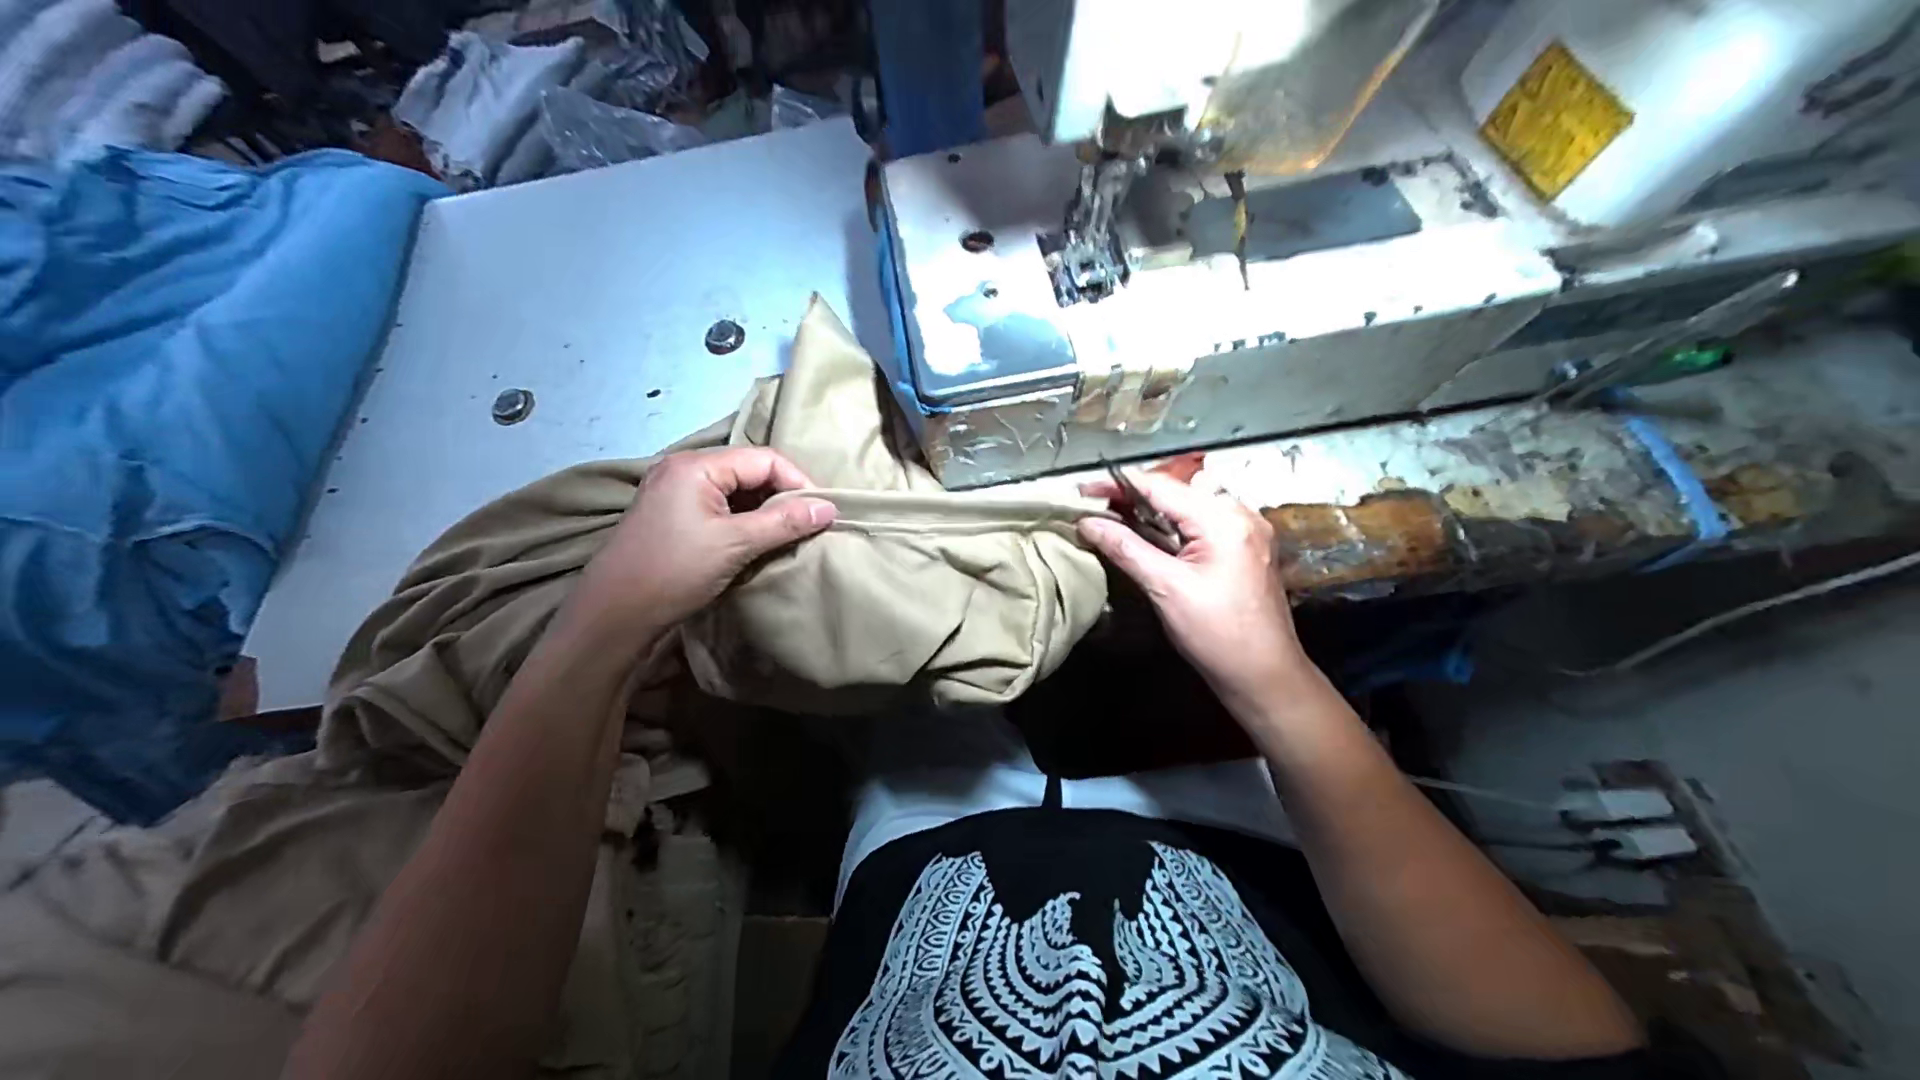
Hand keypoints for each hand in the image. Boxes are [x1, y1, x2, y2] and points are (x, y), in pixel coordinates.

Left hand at [572, 448, 835, 632]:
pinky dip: (745, 519)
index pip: (764, 459)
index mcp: (696, 465)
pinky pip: (720, 505)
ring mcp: (675, 491)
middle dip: (783, 495)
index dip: (798, 482)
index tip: (822, 513)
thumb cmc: (675, 571)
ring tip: (789, 534)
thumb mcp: (736, 544)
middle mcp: (684, 468)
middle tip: (809, 524)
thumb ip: (784, 522)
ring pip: (737, 490)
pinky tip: (759, 540)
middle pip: (751, 470)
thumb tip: (829, 509)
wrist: (613, 615)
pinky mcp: (673, 514)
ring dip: (765, 510)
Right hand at [1078, 471, 1311, 711]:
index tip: (1084, 489)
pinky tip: (1150, 538)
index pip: (1161, 486)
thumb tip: (1088, 523)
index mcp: (1224, 520)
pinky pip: (1203, 521)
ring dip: (1152, 509)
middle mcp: (1241, 514)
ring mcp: (1247, 530)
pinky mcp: (1246, 546)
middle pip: (1176, 490)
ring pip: (1189, 503)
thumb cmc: (1218, 635)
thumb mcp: (1165, 588)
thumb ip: (1125, 548)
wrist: (1264, 675)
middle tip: (1096, 507)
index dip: (1118, 484)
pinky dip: (1173, 524)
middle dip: (1133, 495)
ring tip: (1116, 520)